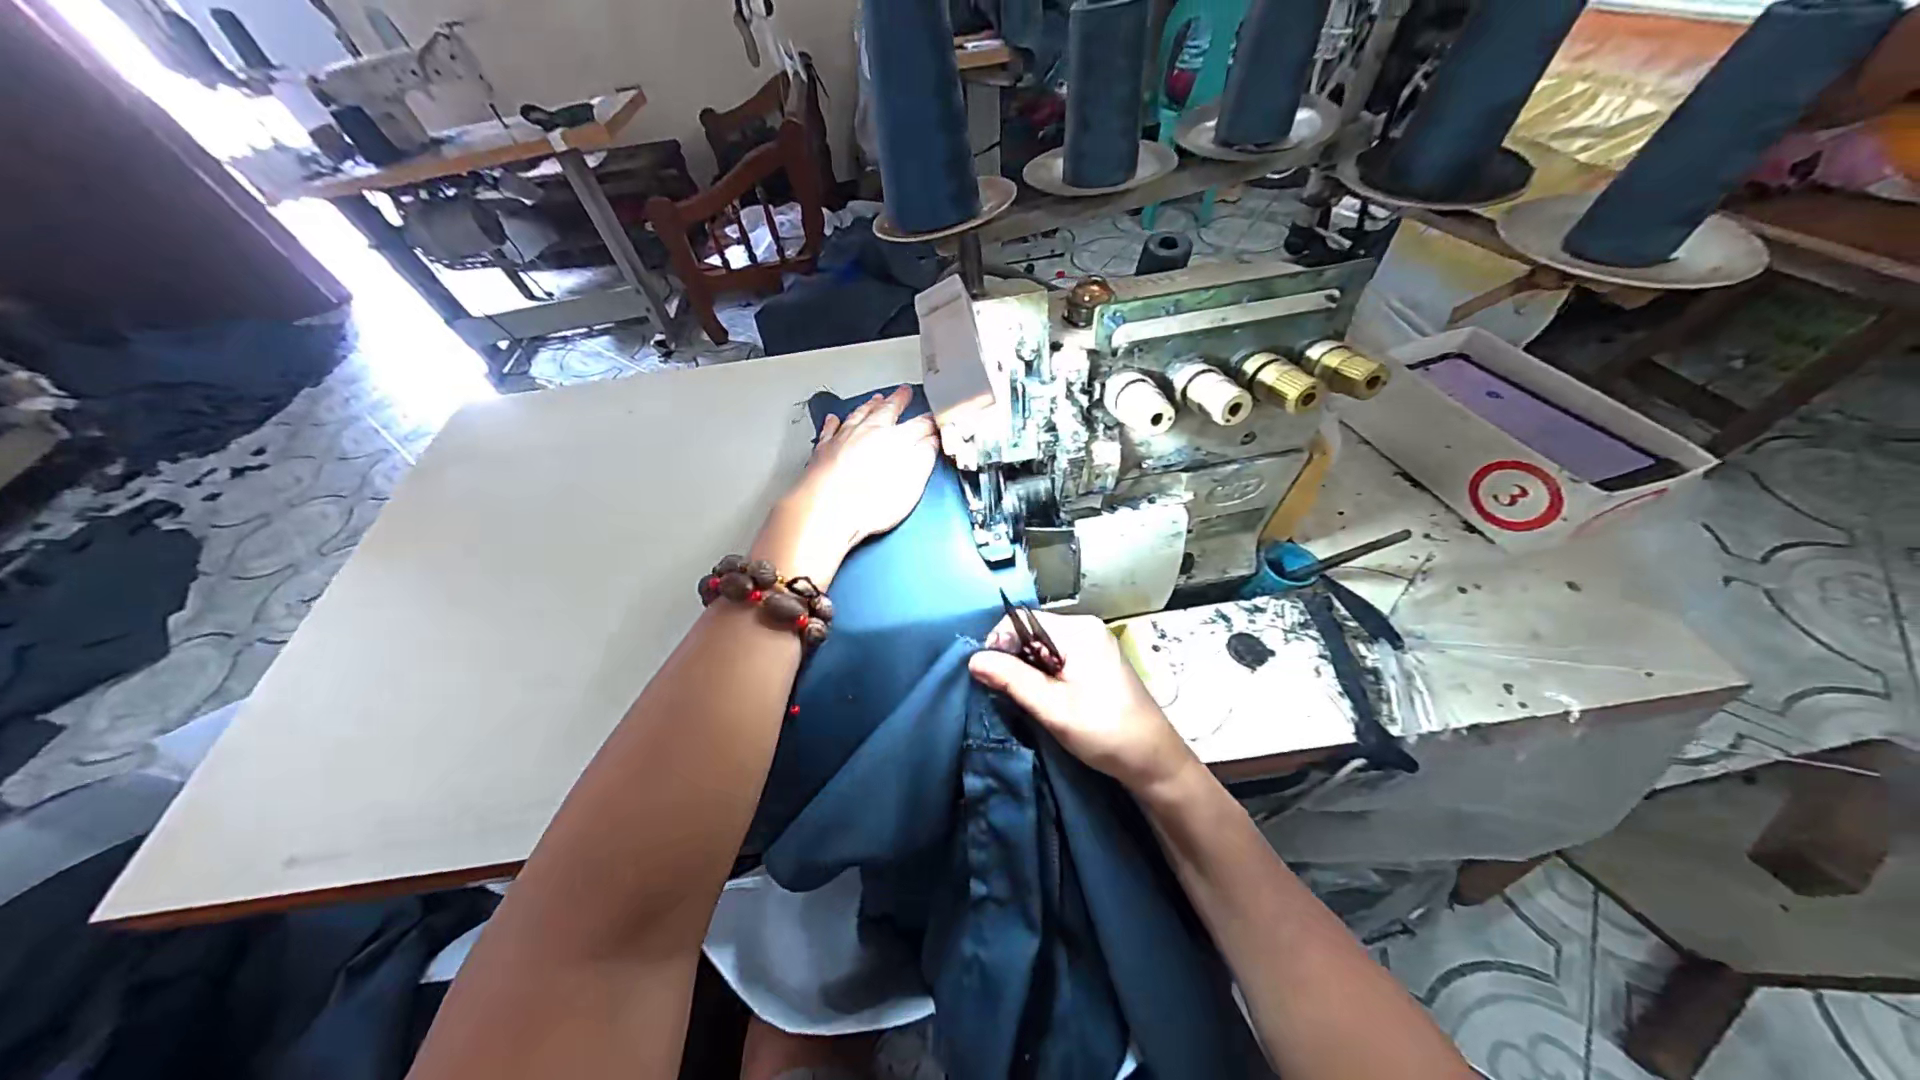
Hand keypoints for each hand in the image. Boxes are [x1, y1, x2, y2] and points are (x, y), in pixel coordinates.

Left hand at [753, 387, 938, 585]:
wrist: (825, 512)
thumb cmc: (867, 503)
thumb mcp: (911, 485)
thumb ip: (924, 459)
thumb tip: (931, 443)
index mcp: (894, 440)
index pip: (919, 424)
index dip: (929, 421)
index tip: (934, 418)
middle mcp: (868, 433)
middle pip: (887, 410)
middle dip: (898, 400)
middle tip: (904, 392)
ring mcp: (843, 439)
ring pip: (859, 414)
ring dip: (870, 406)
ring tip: (876, 399)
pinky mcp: (823, 451)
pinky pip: (830, 429)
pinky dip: (834, 422)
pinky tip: (834, 419)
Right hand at [967, 612, 1199, 795]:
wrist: (1153, 760)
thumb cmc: (1105, 731)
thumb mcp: (1052, 707)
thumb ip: (1012, 679)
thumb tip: (974, 660)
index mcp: (1079, 630)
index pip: (1022, 620)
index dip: (1000, 644)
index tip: (988, 674)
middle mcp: (1087, 629)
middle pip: (1032, 631)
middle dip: (1013, 658)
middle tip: (1006, 691)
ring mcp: (1094, 645)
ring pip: (1043, 647)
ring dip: (1028, 669)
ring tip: (1027, 698)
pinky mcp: (1096, 662)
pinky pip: (1058, 657)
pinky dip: (1044, 674)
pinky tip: (1045, 698)